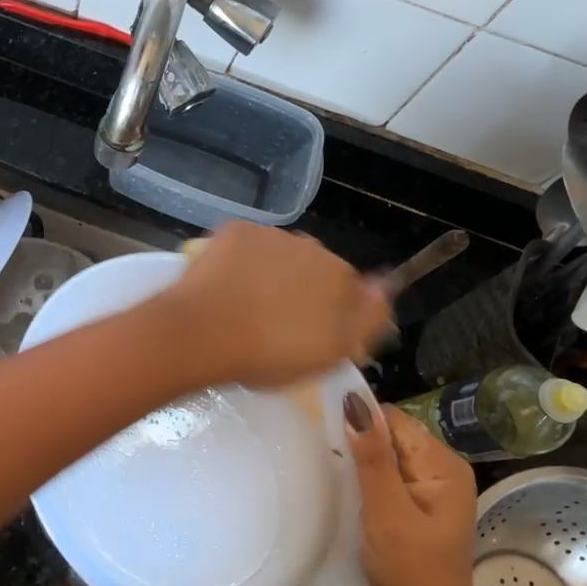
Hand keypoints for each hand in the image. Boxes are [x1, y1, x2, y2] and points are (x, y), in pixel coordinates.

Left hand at [153, 223, 391, 388]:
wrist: (201, 334)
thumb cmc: (269, 354)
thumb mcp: (330, 354)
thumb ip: (366, 321)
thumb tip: (385, 288)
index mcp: (340, 278)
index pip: (348, 290)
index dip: (331, 312)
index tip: (309, 334)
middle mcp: (312, 247)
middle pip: (314, 268)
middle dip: (301, 289)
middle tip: (275, 323)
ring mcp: (271, 235)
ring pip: (280, 254)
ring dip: (271, 273)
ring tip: (245, 305)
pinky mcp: (235, 230)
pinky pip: (247, 245)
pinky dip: (241, 260)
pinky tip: (227, 285)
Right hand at [344, 396, 478, 585]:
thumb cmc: (410, 568)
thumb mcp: (387, 512)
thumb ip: (373, 458)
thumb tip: (355, 404)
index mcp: (444, 465)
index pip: (396, 421)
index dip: (362, 423)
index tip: (330, 435)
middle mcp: (443, 468)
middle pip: (393, 434)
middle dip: (362, 443)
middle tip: (333, 461)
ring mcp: (433, 485)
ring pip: (388, 454)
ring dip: (364, 462)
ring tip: (340, 475)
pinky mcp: (420, 501)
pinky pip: (390, 473)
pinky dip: (370, 478)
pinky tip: (355, 491)